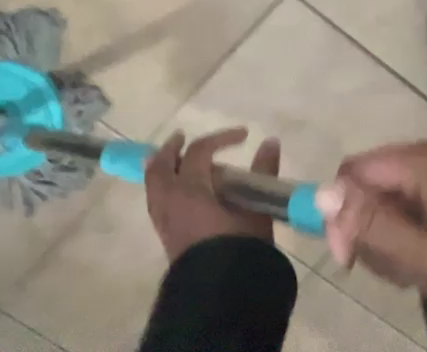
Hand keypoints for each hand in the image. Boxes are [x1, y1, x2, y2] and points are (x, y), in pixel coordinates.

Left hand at [144, 127, 281, 261]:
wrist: (219, 291)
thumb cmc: (238, 246)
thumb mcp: (255, 207)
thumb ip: (263, 171)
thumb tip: (271, 142)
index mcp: (190, 190)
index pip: (199, 151)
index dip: (221, 138)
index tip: (244, 135)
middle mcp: (170, 202)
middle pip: (160, 167)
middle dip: (171, 150)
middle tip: (182, 138)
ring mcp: (164, 221)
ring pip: (154, 187)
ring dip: (164, 170)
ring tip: (176, 163)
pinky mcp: (167, 237)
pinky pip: (158, 203)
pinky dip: (166, 188)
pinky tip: (183, 192)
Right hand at [322, 138, 426, 344]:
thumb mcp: (419, 257)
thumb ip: (371, 224)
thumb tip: (323, 194)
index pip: (357, 170)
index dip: (342, 211)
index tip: (347, 257)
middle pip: (370, 180)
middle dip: (364, 225)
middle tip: (382, 267)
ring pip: (384, 195)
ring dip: (383, 236)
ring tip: (406, 268)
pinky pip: (404, 202)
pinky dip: (401, 233)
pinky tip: (415, 260)